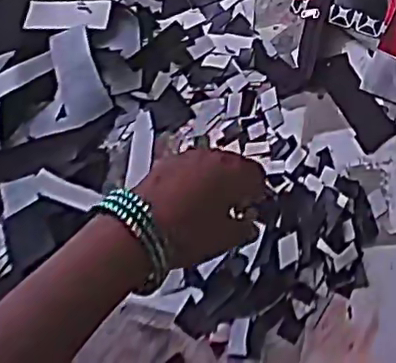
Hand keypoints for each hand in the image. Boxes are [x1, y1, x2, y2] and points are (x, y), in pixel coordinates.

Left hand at [134, 149, 266, 268]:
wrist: (137, 232)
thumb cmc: (179, 234)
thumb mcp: (223, 239)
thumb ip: (244, 228)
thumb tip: (248, 226)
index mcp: (235, 171)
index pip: (258, 176)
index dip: (259, 195)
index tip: (254, 207)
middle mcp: (214, 156)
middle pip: (236, 166)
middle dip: (236, 186)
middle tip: (233, 210)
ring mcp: (190, 156)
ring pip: (211, 165)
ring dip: (214, 181)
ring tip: (206, 209)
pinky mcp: (168, 161)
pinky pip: (189, 167)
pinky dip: (191, 180)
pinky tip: (185, 203)